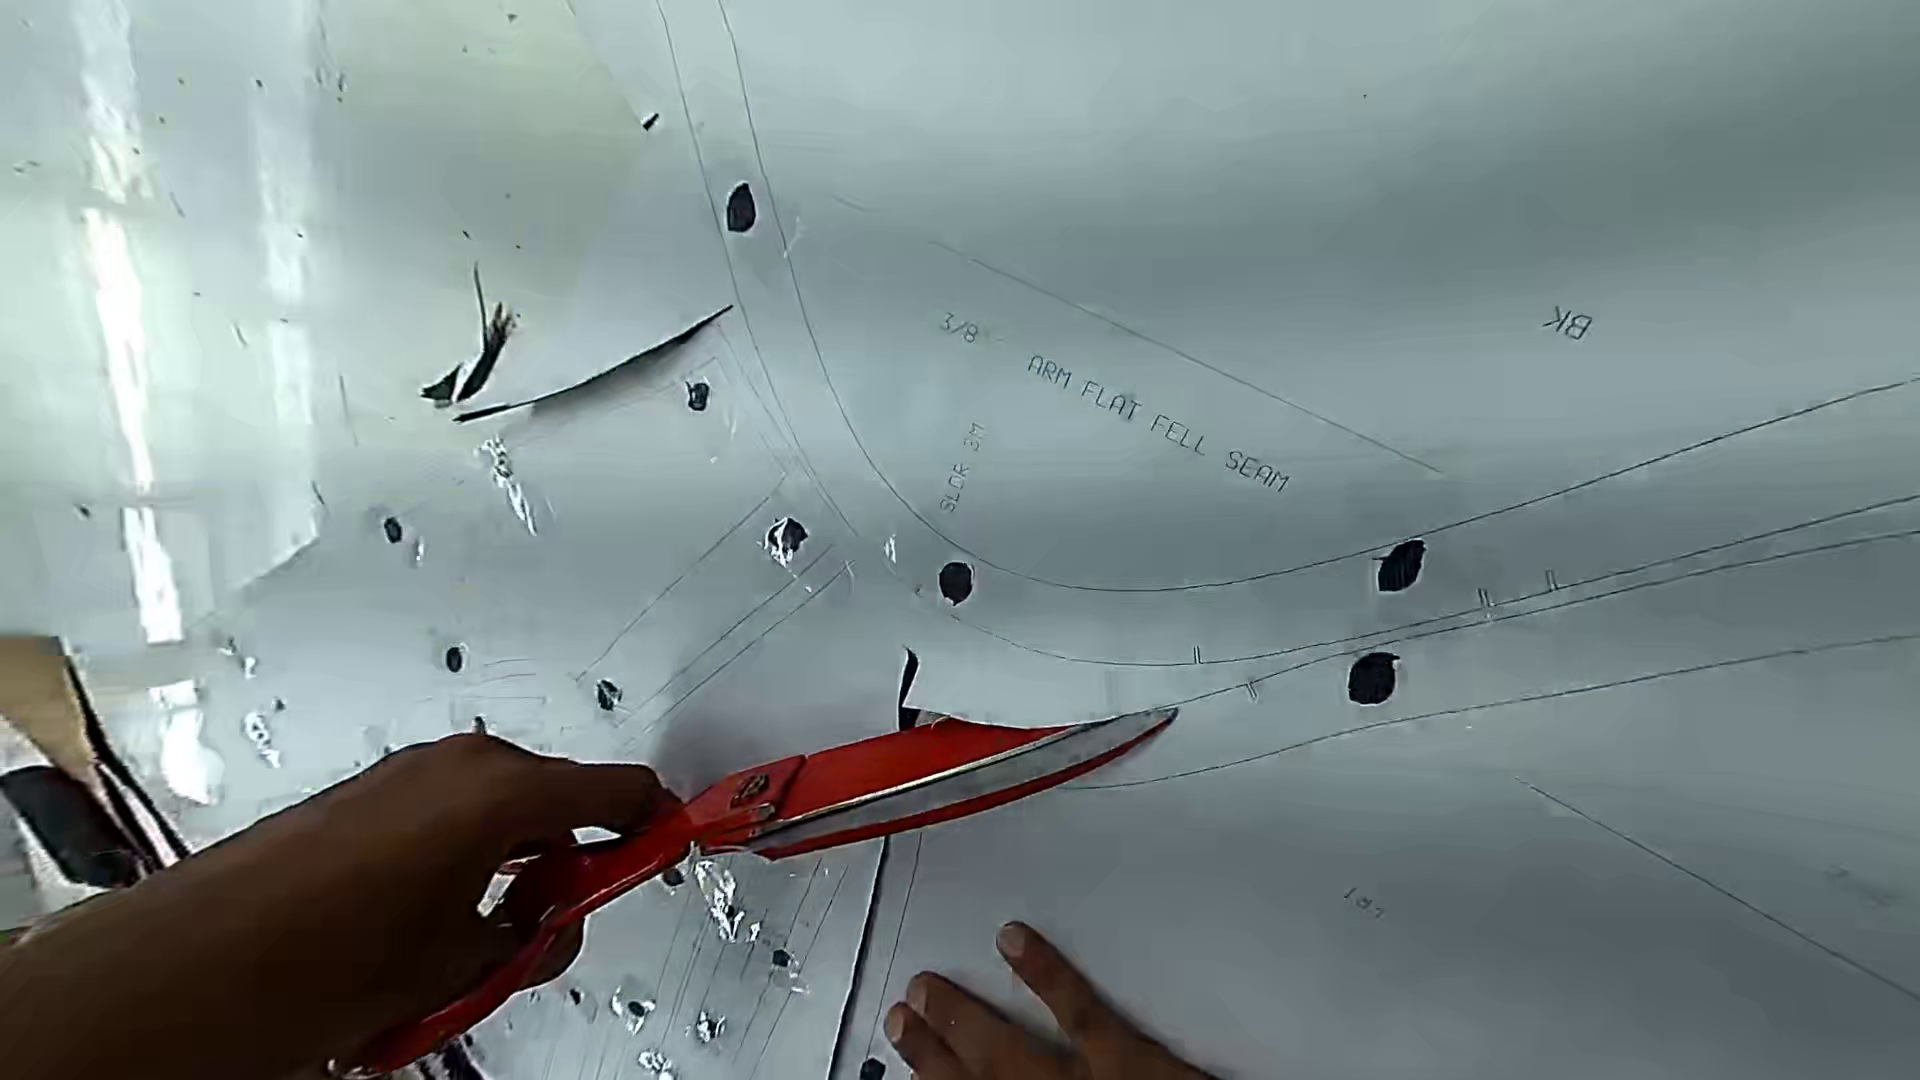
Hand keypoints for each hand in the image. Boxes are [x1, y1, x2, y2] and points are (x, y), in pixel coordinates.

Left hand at [0, 734, 670, 1079]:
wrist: (158, 982)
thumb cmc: (314, 970)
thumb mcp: (456, 969)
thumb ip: (534, 938)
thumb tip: (558, 928)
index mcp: (508, 791)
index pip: (623, 788)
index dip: (653, 819)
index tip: (661, 845)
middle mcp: (471, 762)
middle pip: (566, 794)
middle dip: (574, 851)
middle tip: (556, 910)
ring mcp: (419, 768)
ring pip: (510, 801)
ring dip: (520, 851)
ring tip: (483, 920)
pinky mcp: (376, 784)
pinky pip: (459, 802)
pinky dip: (473, 843)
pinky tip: (430, 903)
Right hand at [886, 922, 1213, 1078]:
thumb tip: (1021, 1074)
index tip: (906, 1060)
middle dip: (936, 1052)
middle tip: (906, 1011)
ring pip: (1012, 1055)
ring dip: (964, 1019)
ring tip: (929, 987)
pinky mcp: (1136, 1061)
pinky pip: (1082, 1011)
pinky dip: (1044, 974)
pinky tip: (1011, 937)